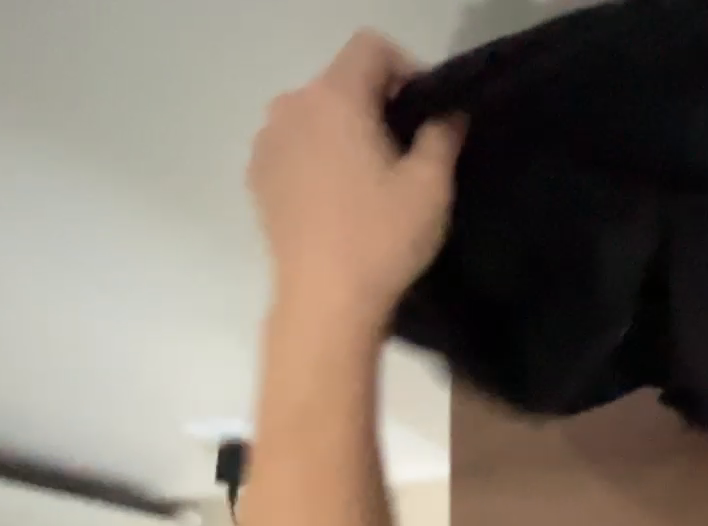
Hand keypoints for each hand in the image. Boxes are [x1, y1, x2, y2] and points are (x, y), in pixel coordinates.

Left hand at [248, 31, 463, 321]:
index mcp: (335, 99)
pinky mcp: (258, 174)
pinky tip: (347, 204)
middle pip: (342, 83)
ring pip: (318, 118)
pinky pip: (298, 149)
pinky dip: (325, 161)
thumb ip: (442, 139)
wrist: (326, 295)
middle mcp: (291, 105)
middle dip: (380, 108)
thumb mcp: (431, 189)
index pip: (371, 48)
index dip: (409, 69)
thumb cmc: (384, 237)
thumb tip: (449, 114)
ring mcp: (268, 139)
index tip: (432, 112)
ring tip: (379, 184)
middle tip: (414, 156)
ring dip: (350, 135)